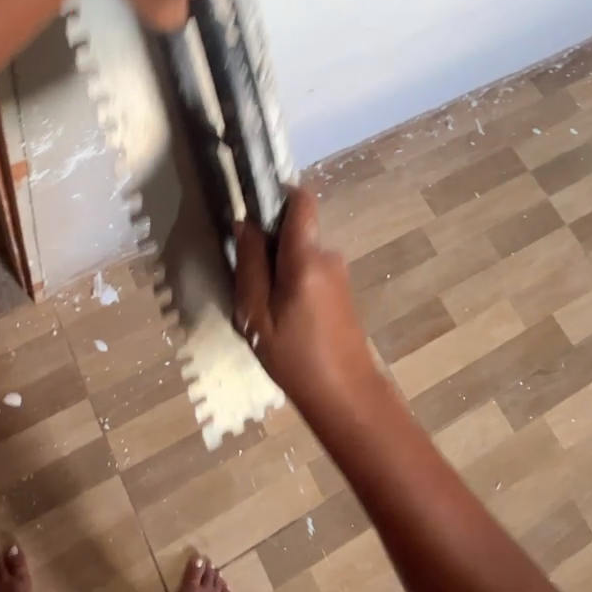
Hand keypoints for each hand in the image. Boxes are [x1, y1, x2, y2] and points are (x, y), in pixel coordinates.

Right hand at [232, 190, 384, 412]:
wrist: (347, 397)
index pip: (301, 200)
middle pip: (293, 232)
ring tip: (263, 310)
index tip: (253, 205)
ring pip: (299, 255)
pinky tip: (283, 319)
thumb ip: (249, 264)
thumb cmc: (295, 356)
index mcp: (306, 256)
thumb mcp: (255, 313)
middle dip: (268, 246)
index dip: (278, 193)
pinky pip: (310, 271)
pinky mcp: (342, 291)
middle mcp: (328, 256)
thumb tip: (244, 222)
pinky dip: (293, 284)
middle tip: (246, 283)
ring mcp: (338, 274)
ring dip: (279, 270)